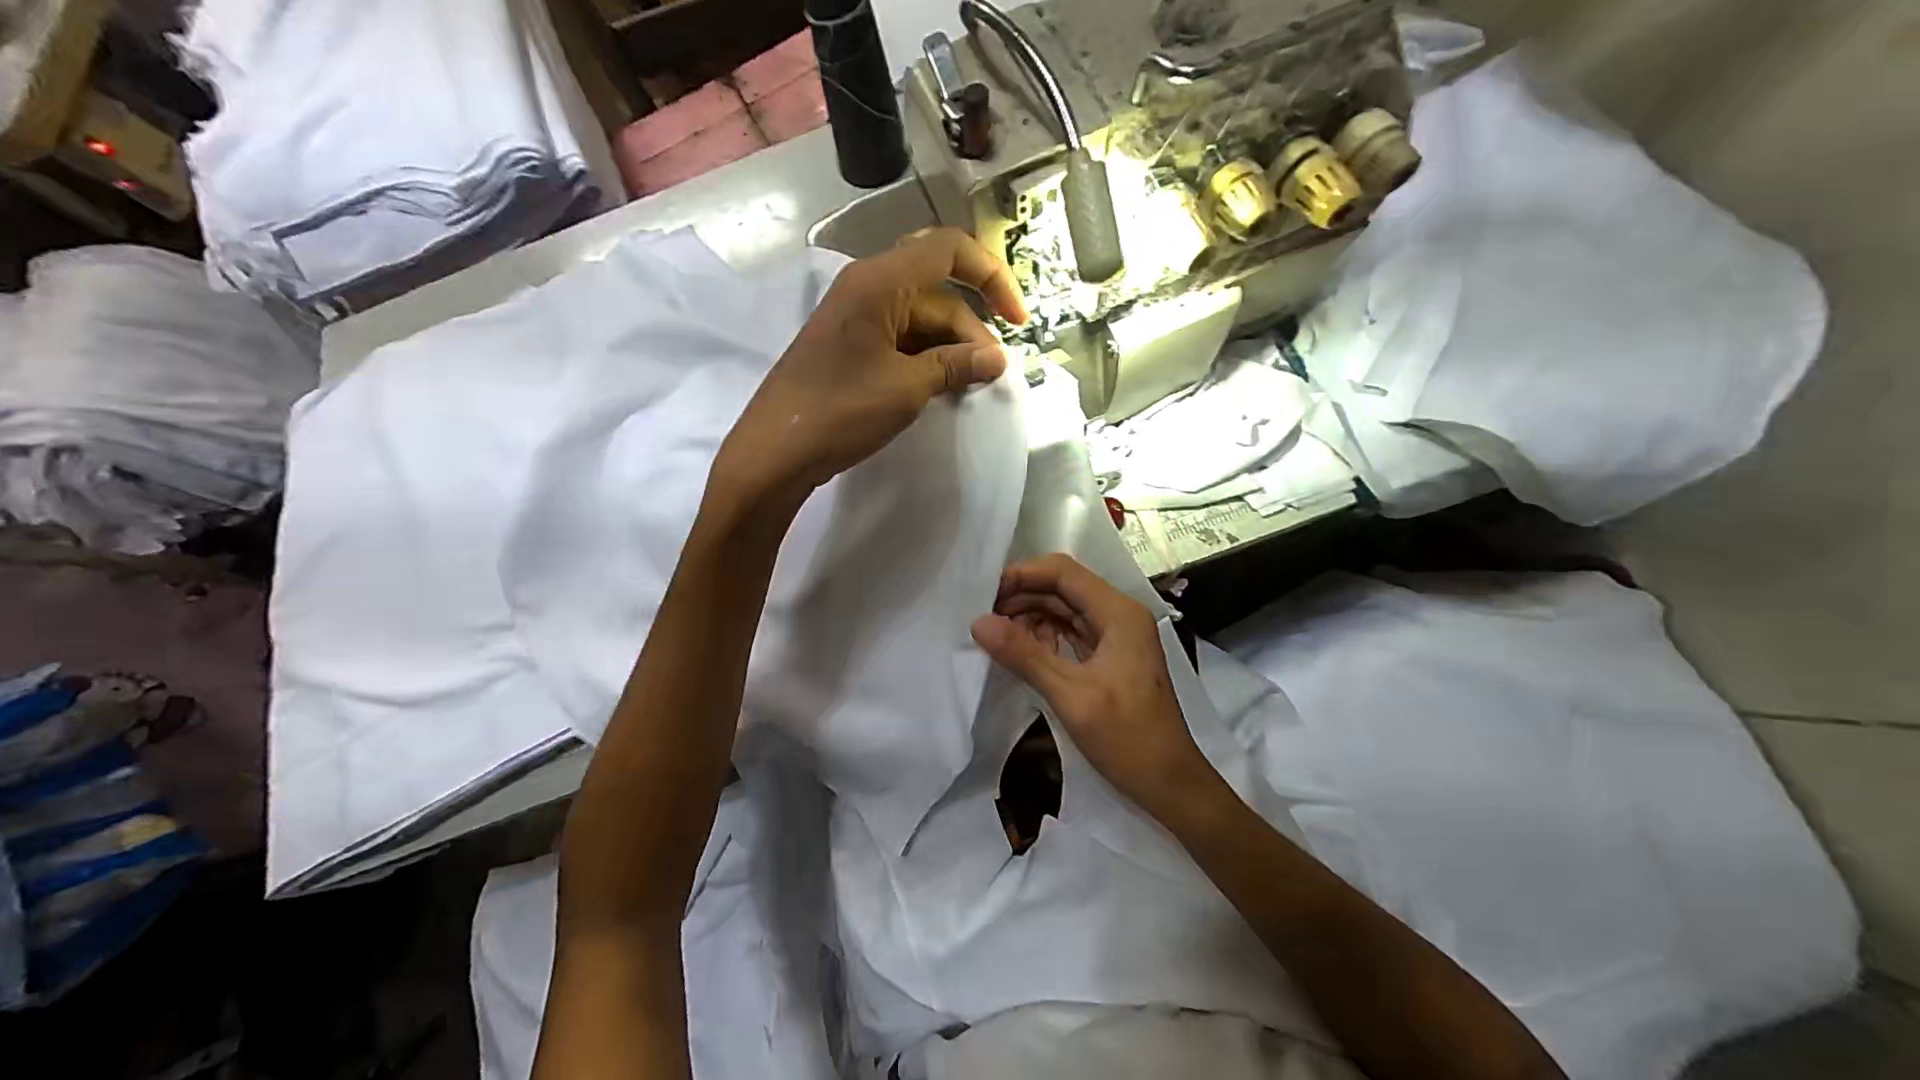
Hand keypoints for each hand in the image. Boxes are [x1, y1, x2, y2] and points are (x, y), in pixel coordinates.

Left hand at [710, 227, 1028, 505]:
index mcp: (880, 281)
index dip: (992, 277)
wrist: (774, 451)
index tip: (1017, 320)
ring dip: (949, 347)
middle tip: (990, 373)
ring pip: (919, 318)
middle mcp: (867, 288)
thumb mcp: (907, 388)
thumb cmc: (840, 411)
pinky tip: (940, 386)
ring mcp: (854, 317)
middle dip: (970, 328)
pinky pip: (898, 338)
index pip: (949, 251)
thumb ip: (955, 365)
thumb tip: (997, 359)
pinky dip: (925, 357)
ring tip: (969, 385)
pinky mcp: (848, 346)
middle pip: (936, 291)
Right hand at [970, 554, 1226, 821]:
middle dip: (1022, 596)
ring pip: (1065, 609)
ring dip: (1031, 616)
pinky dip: (1045, 636)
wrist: (1170, 783)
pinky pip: (1072, 632)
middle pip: (1063, 587)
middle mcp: (1119, 615)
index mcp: (1118, 613)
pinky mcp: (1111, 657)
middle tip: (984, 618)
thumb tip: (978, 623)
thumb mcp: (1070, 696)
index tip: (985, 596)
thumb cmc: (1127, 738)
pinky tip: (1022, 651)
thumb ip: (1024, 655)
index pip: (1063, 573)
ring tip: (997, 635)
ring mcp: (1116, 636)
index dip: (1022, 576)